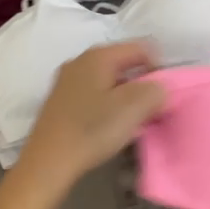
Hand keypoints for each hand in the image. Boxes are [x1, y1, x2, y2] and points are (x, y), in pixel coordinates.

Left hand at [17, 42, 166, 184]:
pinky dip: (106, 107)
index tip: (161, 96)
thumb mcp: (133, 108)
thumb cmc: (92, 129)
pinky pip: (93, 95)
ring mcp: (66, 81)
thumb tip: (159, 89)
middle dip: (141, 85)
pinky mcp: (60, 102)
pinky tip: (107, 128)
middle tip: (148, 111)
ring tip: (129, 123)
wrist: (48, 161)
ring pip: (108, 81)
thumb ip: (156, 91)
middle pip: (123, 64)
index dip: (158, 69)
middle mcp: (80, 61)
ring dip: (124, 99)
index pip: (141, 48)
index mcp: (98, 55)